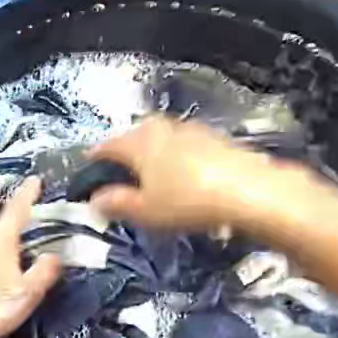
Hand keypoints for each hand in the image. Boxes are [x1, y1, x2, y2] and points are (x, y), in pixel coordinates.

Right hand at [87, 115, 335, 234]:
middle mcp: (161, 127)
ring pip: (161, 139)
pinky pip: (183, 145)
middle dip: (125, 152)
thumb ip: (116, 203)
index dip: (95, 158)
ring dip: (153, 153)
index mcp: (138, 142)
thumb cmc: (186, 201)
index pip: (107, 146)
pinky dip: (175, 157)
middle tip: (120, 172)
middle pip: (135, 136)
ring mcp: (190, 129)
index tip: (87, 167)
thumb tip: (95, 200)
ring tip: (150, 174)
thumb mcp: (144, 210)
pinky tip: (181, 175)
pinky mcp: (215, 138)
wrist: (249, 191)